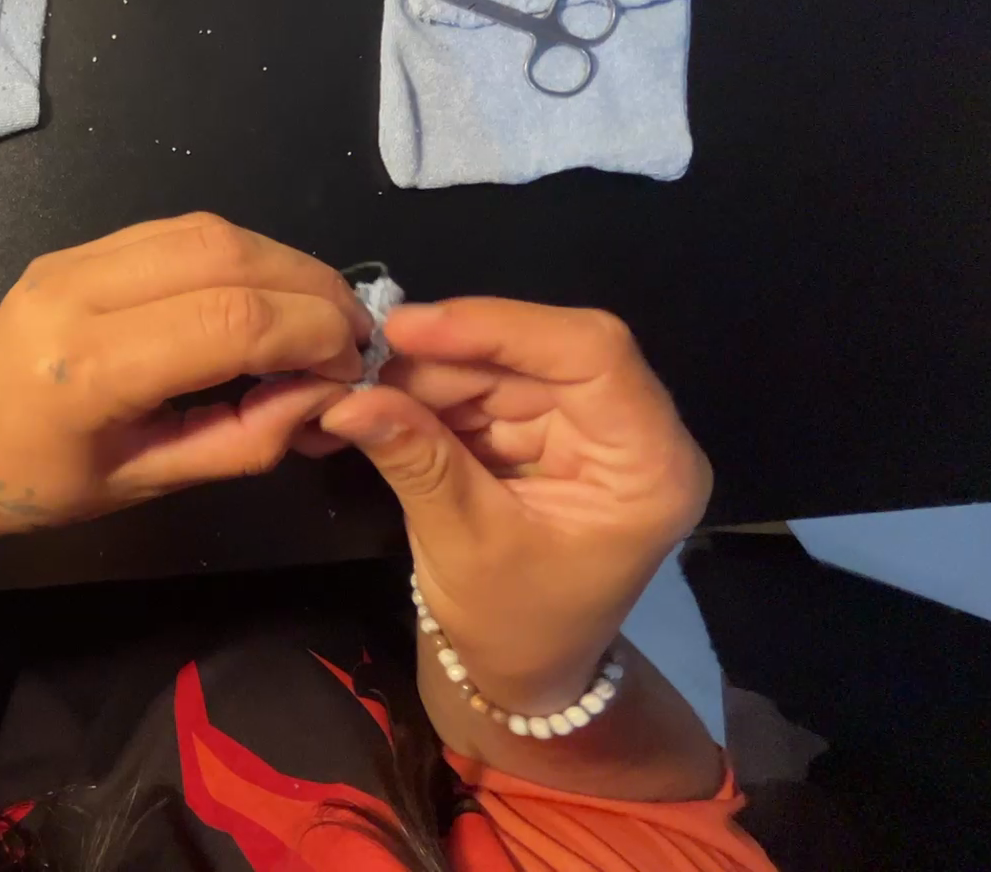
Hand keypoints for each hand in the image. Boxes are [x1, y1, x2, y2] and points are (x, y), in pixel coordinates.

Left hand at [0, 213, 368, 526]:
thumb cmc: (40, 483)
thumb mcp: (148, 482)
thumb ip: (245, 438)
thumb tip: (325, 391)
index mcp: (88, 369)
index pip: (230, 320)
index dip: (311, 334)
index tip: (350, 363)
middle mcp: (76, 293)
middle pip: (224, 254)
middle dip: (309, 286)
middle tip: (349, 332)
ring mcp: (68, 260)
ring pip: (204, 229)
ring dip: (278, 261)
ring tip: (315, 310)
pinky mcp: (71, 249)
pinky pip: (172, 231)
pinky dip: (235, 254)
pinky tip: (259, 289)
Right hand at [318, 299, 709, 713]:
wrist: (516, 663)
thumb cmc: (514, 621)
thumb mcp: (462, 542)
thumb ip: (414, 460)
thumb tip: (346, 400)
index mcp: (644, 463)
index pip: (591, 355)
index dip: (498, 327)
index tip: (406, 329)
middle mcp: (617, 428)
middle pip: (528, 354)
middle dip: (436, 359)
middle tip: (356, 372)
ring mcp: (570, 426)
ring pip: (488, 365)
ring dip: (415, 376)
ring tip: (352, 393)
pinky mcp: (527, 429)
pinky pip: (467, 390)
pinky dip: (414, 396)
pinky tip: (370, 403)